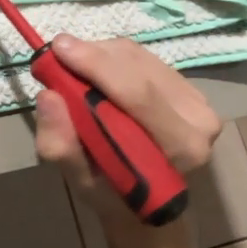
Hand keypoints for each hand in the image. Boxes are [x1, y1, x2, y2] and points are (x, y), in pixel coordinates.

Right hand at [34, 35, 222, 233]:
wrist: (147, 198)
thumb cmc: (114, 194)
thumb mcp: (80, 181)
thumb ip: (62, 144)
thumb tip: (48, 97)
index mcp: (181, 147)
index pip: (137, 94)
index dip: (97, 65)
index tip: (58, 49)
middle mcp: (199, 119)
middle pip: (137, 67)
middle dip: (93, 54)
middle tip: (57, 53)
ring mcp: (198, 99)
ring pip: (138, 56)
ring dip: (100, 53)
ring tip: (74, 68)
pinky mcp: (188, 86)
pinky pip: (142, 56)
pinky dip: (112, 56)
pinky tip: (97, 70)